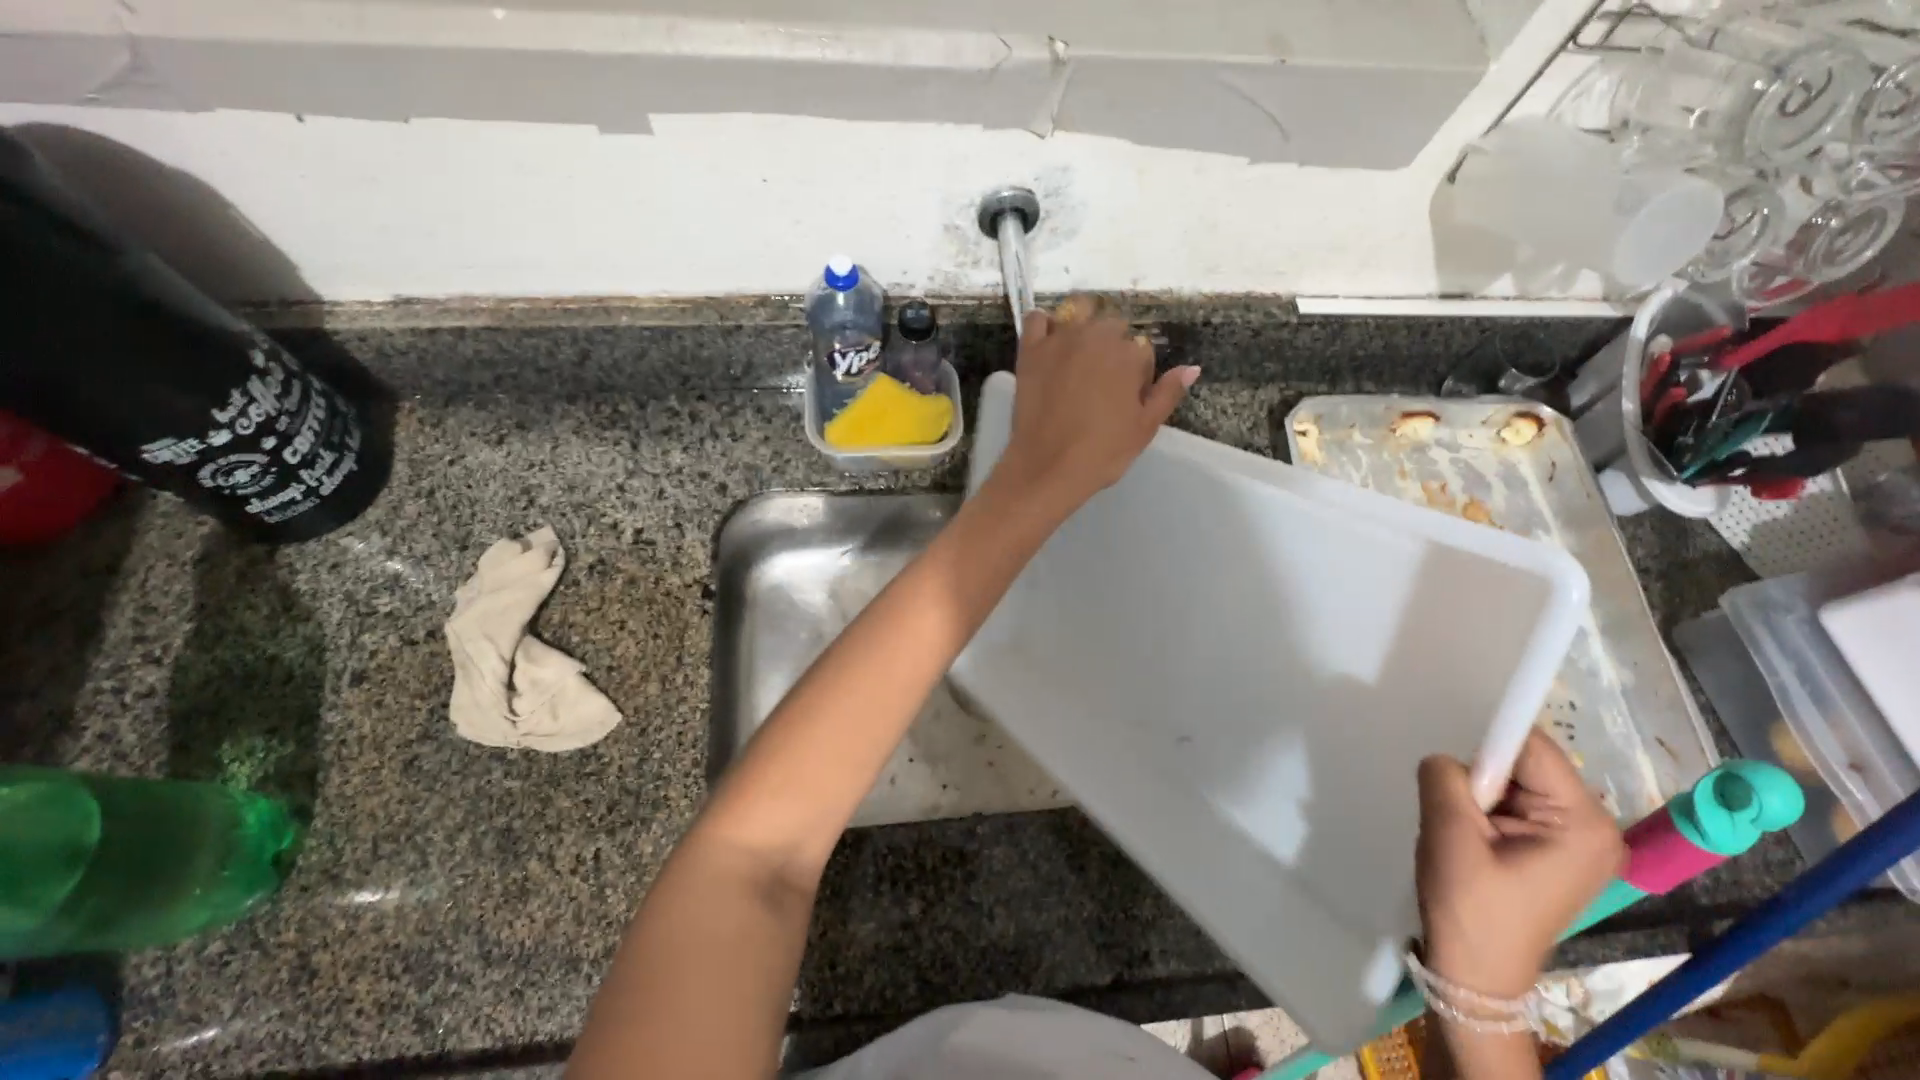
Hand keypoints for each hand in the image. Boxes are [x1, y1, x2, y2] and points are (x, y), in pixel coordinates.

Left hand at [992, 297, 1198, 512]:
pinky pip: (1036, 319)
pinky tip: (1048, 345)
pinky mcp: (1031, 350)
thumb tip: (1192, 368)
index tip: (1126, 398)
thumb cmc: (1102, 452)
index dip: (1137, 374)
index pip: (1142, 350)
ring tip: (1079, 355)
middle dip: (1111, 347)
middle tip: (1102, 383)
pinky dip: (1044, 326)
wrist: (1049, 467)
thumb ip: (1168, 392)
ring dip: (1083, 324)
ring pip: (1078, 312)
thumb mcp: (1145, 428)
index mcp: (1129, 355)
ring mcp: (1060, 340)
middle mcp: (1096, 337)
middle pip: (1112, 327)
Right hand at [1416, 730, 1624, 999]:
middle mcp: (1597, 828)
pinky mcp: (1561, 854)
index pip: (1532, 749)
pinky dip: (1488, 816)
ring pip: (1518, 786)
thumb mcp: (1450, 833)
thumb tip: (1447, 760)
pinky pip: (1519, 808)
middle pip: (1527, 766)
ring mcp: (1582, 843)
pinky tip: (1476, 846)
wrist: (1475, 974)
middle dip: (1483, 782)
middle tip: (1459, 821)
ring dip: (1481, 800)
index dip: (1486, 752)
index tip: (1454, 778)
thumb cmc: (1470, 907)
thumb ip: (1447, 777)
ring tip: (1465, 839)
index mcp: (1584, 823)